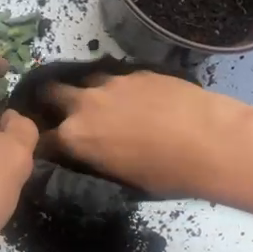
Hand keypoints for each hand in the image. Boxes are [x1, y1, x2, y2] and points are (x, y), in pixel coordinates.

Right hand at [43, 71, 252, 198]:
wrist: (209, 141)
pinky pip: (116, 77)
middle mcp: (85, 104)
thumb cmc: (166, 174)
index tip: (49, 146)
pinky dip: (118, 88)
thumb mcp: (122, 179)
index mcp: (75, 138)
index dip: (43, 144)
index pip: (43, 140)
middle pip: (51, 94)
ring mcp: (111, 83)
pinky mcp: (137, 71)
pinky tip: (136, 98)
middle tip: (61, 111)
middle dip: (51, 102)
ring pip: (85, 81)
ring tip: (102, 102)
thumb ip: (96, 162)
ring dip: (87, 91)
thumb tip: (91, 157)